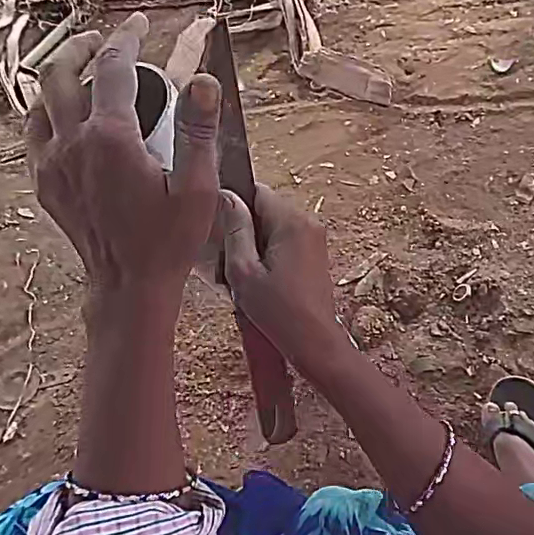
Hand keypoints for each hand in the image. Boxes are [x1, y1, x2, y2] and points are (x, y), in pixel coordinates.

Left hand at [28, 13, 220, 308]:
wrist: (128, 285)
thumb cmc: (167, 241)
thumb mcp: (198, 187)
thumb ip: (198, 129)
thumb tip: (203, 80)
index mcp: (111, 138)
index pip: (112, 67)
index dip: (125, 37)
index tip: (138, 24)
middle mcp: (72, 143)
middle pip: (60, 72)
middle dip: (81, 47)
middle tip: (104, 41)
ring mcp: (51, 164)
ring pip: (39, 100)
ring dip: (59, 76)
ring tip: (82, 71)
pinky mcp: (44, 183)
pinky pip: (33, 133)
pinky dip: (46, 111)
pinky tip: (64, 116)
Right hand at [218, 184, 342, 366]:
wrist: (314, 343)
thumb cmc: (279, 313)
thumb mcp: (243, 271)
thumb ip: (234, 229)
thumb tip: (227, 197)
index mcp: (292, 222)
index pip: (256, 191)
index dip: (233, 205)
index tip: (219, 227)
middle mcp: (308, 223)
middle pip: (264, 209)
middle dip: (244, 229)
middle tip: (231, 259)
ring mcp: (314, 239)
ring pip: (272, 227)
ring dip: (254, 245)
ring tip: (246, 275)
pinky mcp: (315, 255)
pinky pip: (284, 242)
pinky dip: (268, 256)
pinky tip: (261, 281)